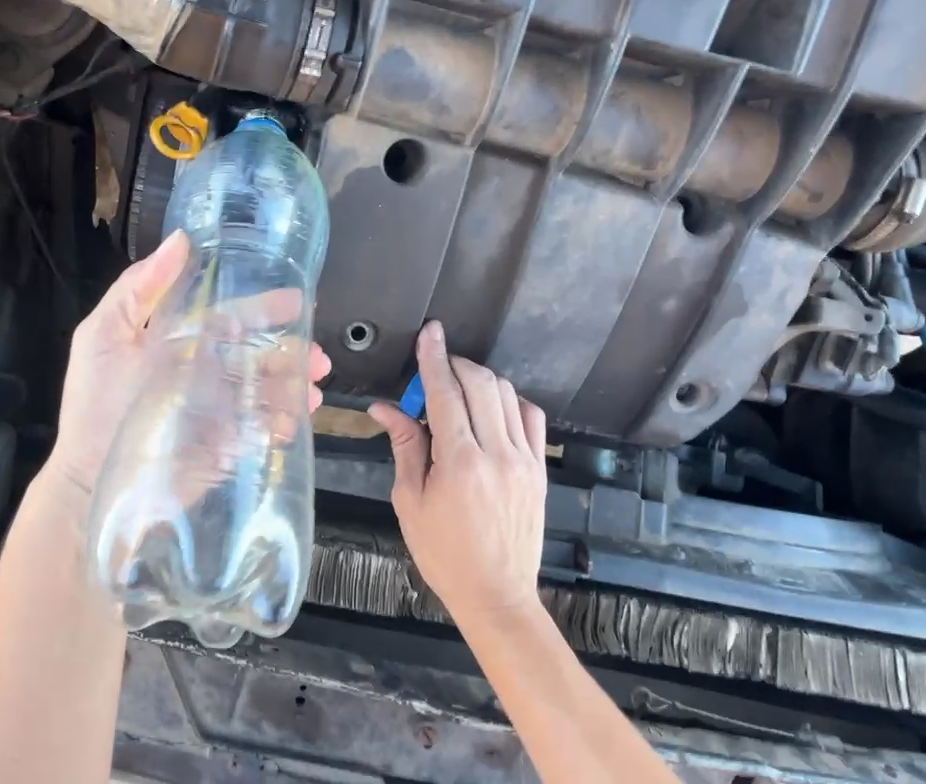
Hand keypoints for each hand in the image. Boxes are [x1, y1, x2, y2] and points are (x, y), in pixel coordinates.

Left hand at [48, 230, 332, 496]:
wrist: (86, 481)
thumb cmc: (94, 405)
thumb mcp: (102, 337)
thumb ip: (137, 288)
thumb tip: (180, 238)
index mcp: (180, 340)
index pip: (231, 316)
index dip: (264, 308)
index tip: (298, 301)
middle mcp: (204, 371)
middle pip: (258, 354)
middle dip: (292, 352)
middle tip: (319, 357)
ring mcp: (217, 411)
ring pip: (267, 391)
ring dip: (294, 387)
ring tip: (313, 390)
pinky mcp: (222, 448)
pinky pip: (261, 431)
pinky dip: (282, 424)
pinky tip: (291, 422)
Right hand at [368, 320, 547, 625]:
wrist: (496, 593)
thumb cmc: (443, 552)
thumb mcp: (410, 500)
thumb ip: (404, 446)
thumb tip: (386, 408)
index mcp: (459, 462)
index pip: (445, 393)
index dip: (434, 357)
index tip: (430, 332)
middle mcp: (497, 454)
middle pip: (480, 384)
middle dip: (456, 363)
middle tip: (436, 367)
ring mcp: (524, 460)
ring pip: (507, 394)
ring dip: (481, 379)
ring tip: (459, 389)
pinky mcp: (539, 469)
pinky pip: (530, 417)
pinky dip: (510, 401)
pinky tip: (492, 408)